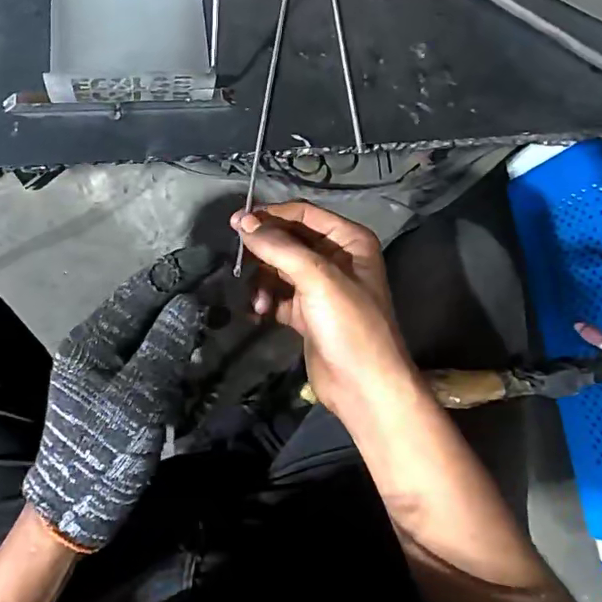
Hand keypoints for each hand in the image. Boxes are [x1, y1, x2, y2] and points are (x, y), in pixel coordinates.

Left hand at [23, 246, 214, 552]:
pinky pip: (152, 354)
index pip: (141, 290)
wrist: (77, 504)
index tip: (215, 257)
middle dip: (185, 292)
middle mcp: (96, 343)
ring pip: (151, 328)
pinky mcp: (118, 385)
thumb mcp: (139, 395)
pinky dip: (177, 348)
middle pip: (146, 305)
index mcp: (93, 338)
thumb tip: (189, 299)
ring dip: (184, 320)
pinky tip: (197, 351)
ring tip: (218, 316)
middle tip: (224, 286)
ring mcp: (106, 365)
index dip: (179, 271)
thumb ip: (164, 343)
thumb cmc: (105, 447)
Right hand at [231, 202, 416, 417]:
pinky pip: (279, 296)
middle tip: (236, 256)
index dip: (272, 215)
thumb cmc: (349, 324)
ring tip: (256, 298)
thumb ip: (280, 247)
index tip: (238, 221)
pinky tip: (259, 311)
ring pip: (280, 269)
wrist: (364, 387)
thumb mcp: (318, 278)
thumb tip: (244, 223)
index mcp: (350, 241)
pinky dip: (266, 300)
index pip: (305, 214)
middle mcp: (336, 259)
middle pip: (290, 240)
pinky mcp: (307, 314)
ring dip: (263, 279)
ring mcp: (321, 288)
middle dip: (264, 249)